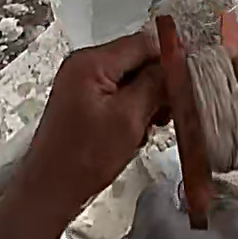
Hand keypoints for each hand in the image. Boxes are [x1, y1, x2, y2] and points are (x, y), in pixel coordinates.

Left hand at [11, 29, 167, 228]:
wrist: (47, 195)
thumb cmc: (84, 157)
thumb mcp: (129, 117)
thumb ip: (155, 83)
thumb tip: (176, 63)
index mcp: (91, 61)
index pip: (142, 43)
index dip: (169, 58)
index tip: (189, 78)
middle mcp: (84, 64)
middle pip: (136, 58)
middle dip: (158, 81)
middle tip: (172, 108)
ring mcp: (82, 82)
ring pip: (129, 77)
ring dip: (147, 97)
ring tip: (154, 123)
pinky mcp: (83, 100)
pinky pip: (118, 92)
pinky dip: (133, 106)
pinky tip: (138, 129)